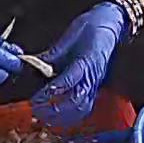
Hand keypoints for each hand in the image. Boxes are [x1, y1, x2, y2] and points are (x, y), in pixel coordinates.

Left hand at [32, 0, 127, 127]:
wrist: (112, 23)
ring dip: (61, 116)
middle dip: (55, 108)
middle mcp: (93, 75)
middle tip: (36, 107)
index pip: (71, 79)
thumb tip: (32, 64)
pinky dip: (69, 117)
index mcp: (86, 59)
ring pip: (81, 108)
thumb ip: (53, 54)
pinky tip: (56, 119)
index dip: (55, 90)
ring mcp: (95, 84)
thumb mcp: (69, 36)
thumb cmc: (91, 27)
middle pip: (76, 100)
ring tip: (42, 115)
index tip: (39, 96)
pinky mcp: (94, 89)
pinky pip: (84, 108)